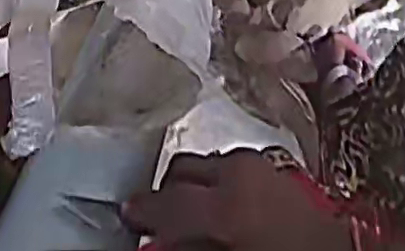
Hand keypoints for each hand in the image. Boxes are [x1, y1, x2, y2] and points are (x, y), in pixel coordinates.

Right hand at [124, 150, 351, 250]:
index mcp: (227, 203)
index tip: (127, 215)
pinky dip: (219, 183)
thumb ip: (194, 246)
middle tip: (157, 217)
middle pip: (183, 168)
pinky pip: (233, 167)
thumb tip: (162, 241)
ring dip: (194, 184)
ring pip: (207, 163)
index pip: (169, 203)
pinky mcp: (277, 167)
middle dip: (167, 191)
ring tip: (192, 214)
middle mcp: (237, 171)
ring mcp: (259, 164)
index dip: (144, 211)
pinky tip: (225, 208)